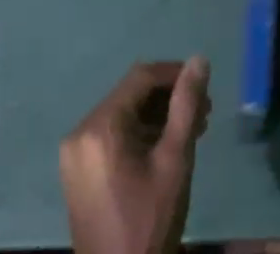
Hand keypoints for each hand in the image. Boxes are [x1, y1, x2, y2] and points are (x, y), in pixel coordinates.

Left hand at [61, 58, 211, 253]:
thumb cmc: (150, 218)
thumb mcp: (175, 159)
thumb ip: (187, 105)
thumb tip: (199, 60)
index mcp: (99, 127)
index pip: (141, 77)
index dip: (175, 74)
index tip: (205, 85)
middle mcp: (79, 132)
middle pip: (130, 94)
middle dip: (169, 97)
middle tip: (205, 113)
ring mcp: (75, 152)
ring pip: (122, 114)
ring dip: (157, 115)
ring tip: (192, 130)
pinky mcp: (77, 169)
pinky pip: (111, 135)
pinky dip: (139, 133)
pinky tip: (165, 146)